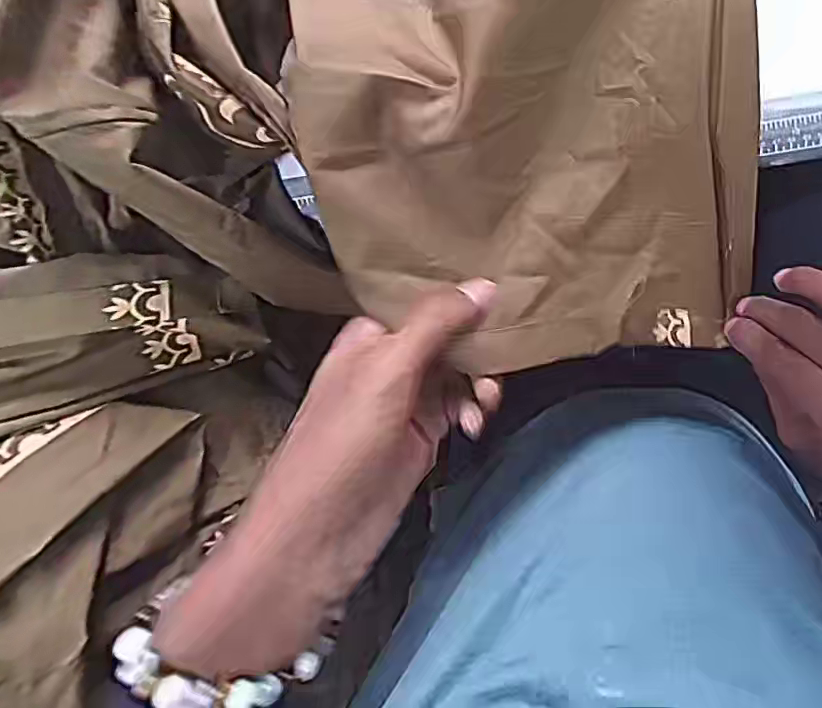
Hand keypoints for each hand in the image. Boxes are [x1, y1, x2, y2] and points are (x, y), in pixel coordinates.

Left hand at [156, 280, 501, 677]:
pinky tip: (475, 425)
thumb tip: (488, 285)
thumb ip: (437, 323)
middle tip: (502, 359)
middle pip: (452, 333)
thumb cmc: (344, 441)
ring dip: (482, 380)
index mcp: (374, 333)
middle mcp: (393, 358)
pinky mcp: (425, 430)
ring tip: (487, 401)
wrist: (318, 538)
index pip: (428, 299)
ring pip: (462, 369)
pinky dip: (475, 409)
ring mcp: (410, 396)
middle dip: (480, 344)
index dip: (464, 296)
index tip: (503, 297)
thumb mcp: (389, 369)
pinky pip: (463, 404)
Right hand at [725, 267, 821, 542]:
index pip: (779, 357)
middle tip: (749, 307)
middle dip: (765, 310)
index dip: (748, 335)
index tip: (735, 325)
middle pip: (804, 326)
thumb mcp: (804, 444)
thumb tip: (752, 343)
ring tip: (786, 280)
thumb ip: (777, 391)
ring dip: (809, 282)